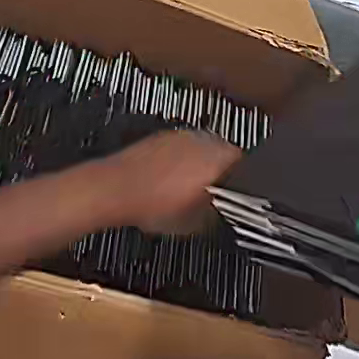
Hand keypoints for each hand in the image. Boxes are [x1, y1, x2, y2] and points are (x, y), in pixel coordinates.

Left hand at [92, 130, 240, 234]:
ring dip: (203, 160)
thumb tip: (221, 211)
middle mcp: (202, 142)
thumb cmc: (152, 205)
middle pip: (224, 150)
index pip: (242, 160)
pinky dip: (183, 157)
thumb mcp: (193, 222)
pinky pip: (184, 144)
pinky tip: (172, 176)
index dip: (242, 176)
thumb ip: (215, 212)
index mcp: (216, 160)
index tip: (238, 188)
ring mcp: (182, 136)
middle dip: (222, 167)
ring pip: (204, 145)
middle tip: (216, 187)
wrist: (116, 189)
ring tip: (192, 183)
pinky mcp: (164, 136)